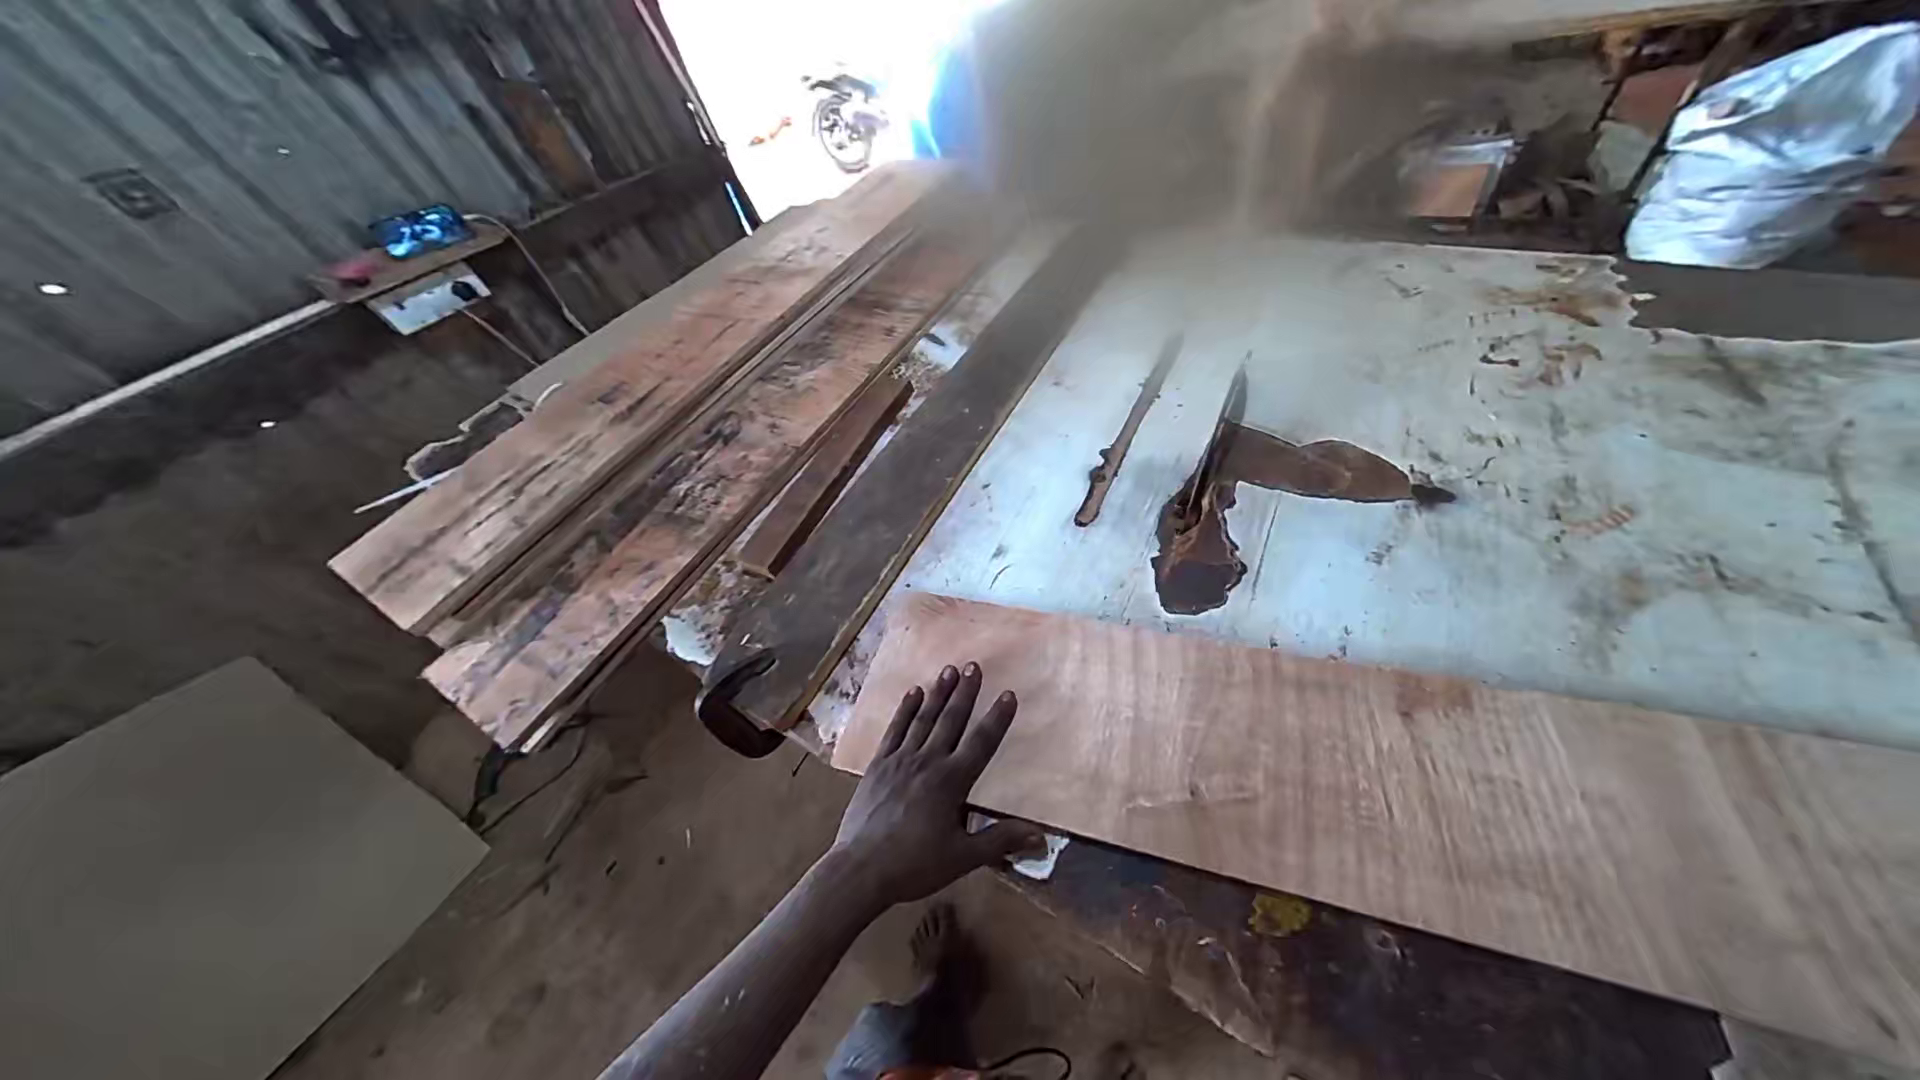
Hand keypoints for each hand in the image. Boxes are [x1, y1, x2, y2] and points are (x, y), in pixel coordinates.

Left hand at [826, 662, 1043, 909]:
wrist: (860, 869)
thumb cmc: (915, 865)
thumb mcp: (963, 857)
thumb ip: (1001, 841)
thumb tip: (1041, 836)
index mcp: (951, 782)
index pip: (981, 743)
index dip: (996, 719)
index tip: (1008, 694)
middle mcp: (928, 762)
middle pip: (951, 721)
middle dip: (965, 692)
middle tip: (974, 666)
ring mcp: (900, 760)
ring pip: (924, 719)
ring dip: (938, 693)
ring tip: (949, 670)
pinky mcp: (878, 764)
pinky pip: (895, 730)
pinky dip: (905, 710)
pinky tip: (913, 692)